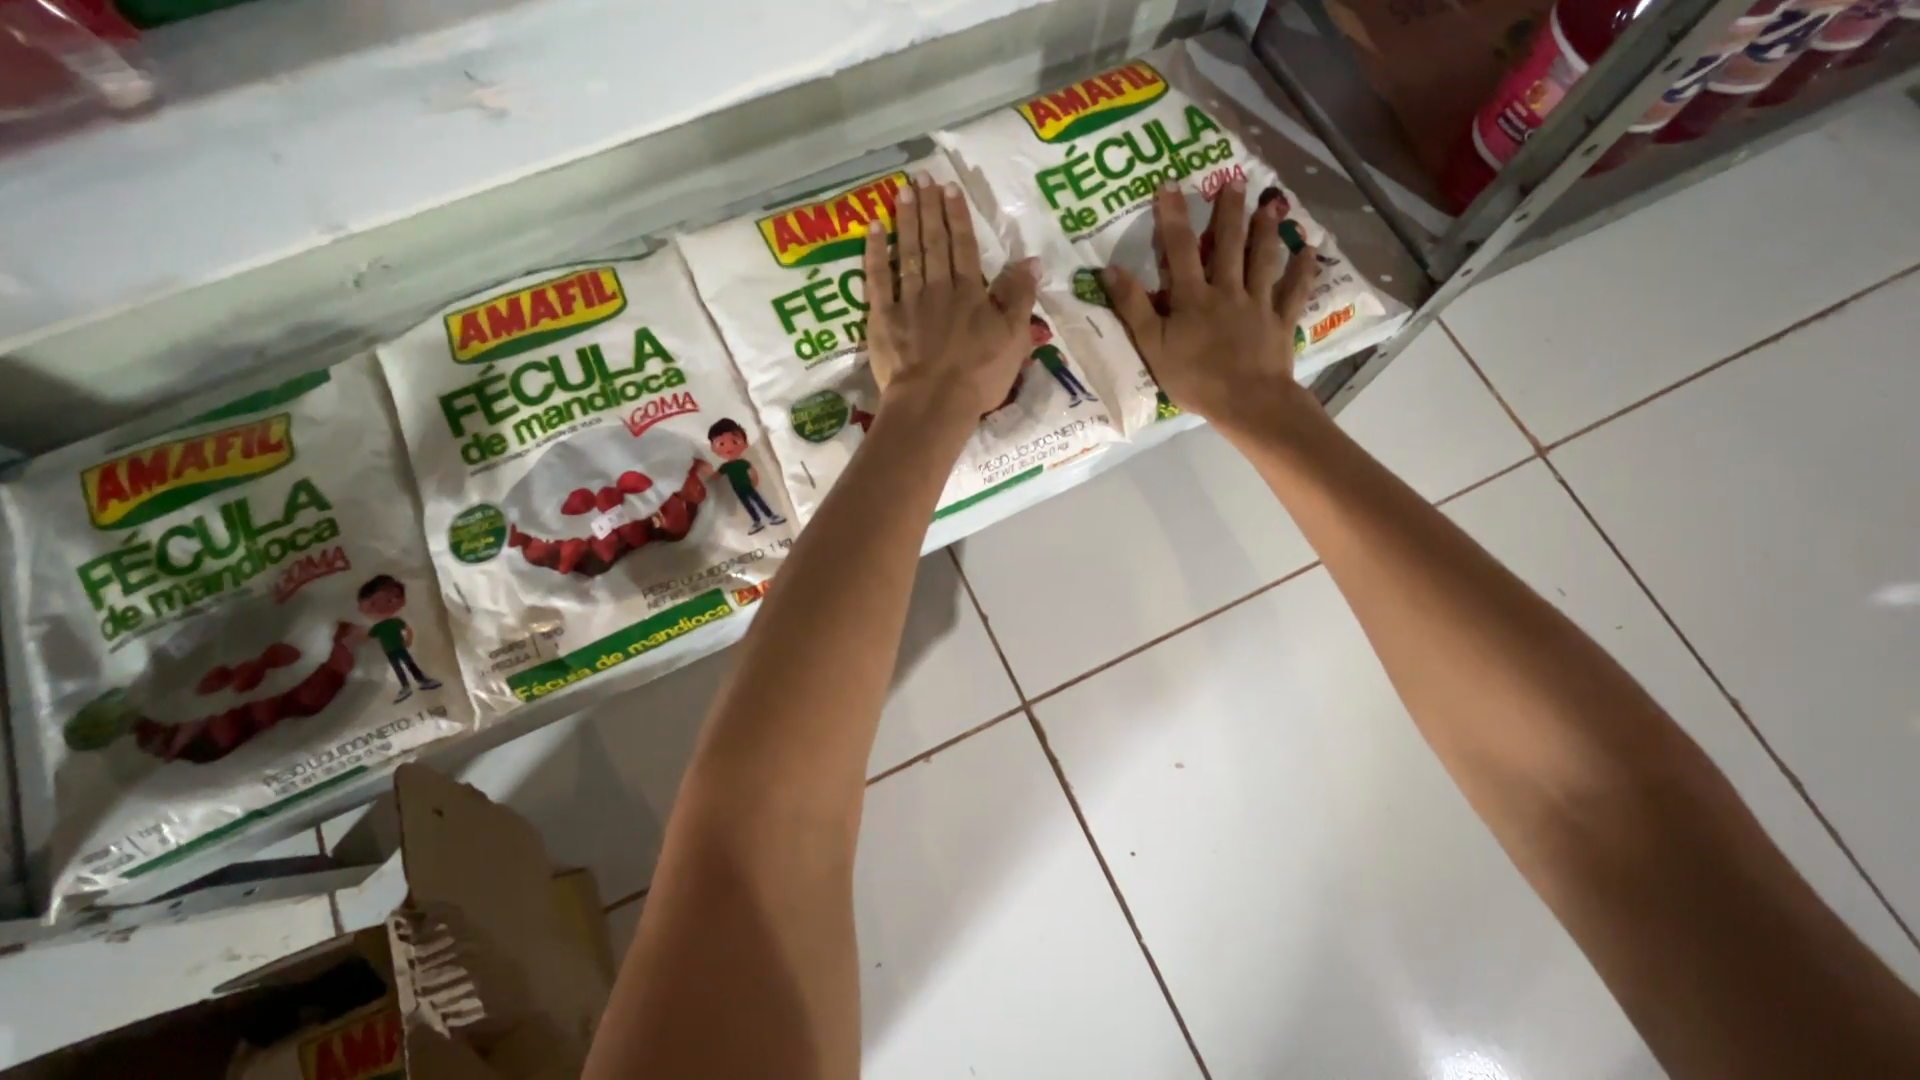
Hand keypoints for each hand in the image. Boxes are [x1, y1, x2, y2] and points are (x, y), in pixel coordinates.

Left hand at [864, 172, 1039, 423]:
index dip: (957, 216)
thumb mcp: (1014, 338)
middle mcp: (939, 289)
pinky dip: (875, 253)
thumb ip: (1020, 298)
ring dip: (905, 221)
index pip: (964, 247)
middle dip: (928, 209)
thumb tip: (1031, 261)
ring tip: (902, 191)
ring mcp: (909, 302)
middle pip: (934, 243)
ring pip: (908, 253)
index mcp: (971, 293)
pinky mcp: (883, 319)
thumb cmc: (979, 376)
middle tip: (922, 178)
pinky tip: (873, 229)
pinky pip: (878, 280)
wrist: (934, 402)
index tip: (950, 189)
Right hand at [1102, 181, 1320, 442]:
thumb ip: (1133, 308)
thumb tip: (1111, 270)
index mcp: (1192, 297)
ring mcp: (1258, 304)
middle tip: (1234, 180)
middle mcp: (1227, 291)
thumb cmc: (1194, 378)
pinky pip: (1294, 292)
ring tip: (1270, 206)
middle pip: (1227, 245)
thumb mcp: (1152, 346)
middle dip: (1228, 211)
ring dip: (1265, 231)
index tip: (1170, 185)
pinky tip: (1310, 252)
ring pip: (1262, 260)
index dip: (1172, 216)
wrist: (1247, 402)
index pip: (1178, 249)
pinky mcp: (1280, 322)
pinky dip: (1303, 271)